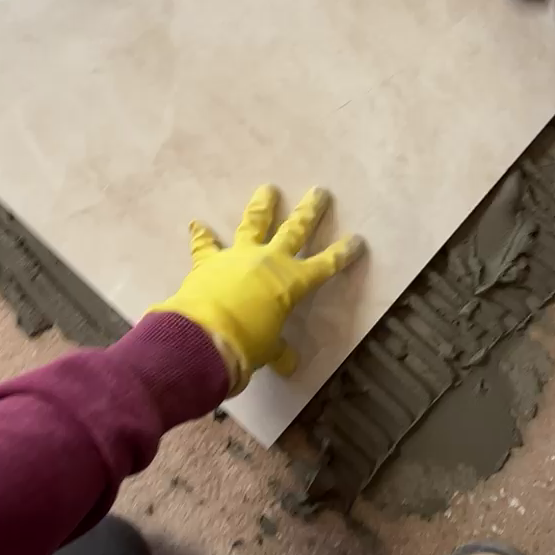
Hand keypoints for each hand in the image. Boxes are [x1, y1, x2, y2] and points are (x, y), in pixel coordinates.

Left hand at [148, 185, 363, 394]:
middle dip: (309, 211)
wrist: (203, 339)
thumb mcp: (267, 351)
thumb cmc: (246, 346)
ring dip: (262, 205)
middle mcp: (270, 261)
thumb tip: (290, 366)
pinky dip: (202, 236)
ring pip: (253, 223)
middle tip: (319, 192)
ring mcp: (238, 256)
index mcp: (293, 282)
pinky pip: (206, 246)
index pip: (326, 264)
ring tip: (268, 188)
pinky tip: (197, 224)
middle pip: (295, 229)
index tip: (357, 239)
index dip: (343, 252)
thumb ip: (278, 351)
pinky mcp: (209, 262)